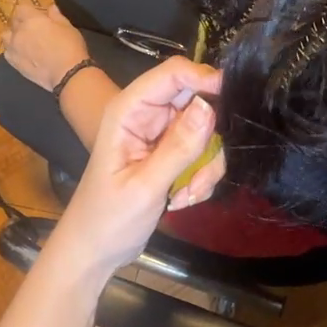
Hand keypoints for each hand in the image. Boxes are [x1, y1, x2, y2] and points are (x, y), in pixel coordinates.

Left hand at [2, 4, 90, 89]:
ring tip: (24, 41)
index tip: (38, 15)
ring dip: (13, 35)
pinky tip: (23, 54)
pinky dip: (13, 50)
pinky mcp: (13, 62)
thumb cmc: (70, 46)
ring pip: (6, 36)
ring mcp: (14, 48)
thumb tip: (50, 8)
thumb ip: (56, 16)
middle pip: (13, 22)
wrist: (67, 74)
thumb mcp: (68, 27)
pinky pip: (7, 52)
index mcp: (32, 20)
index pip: (22, 8)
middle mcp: (19, 32)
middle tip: (34, 28)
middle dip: (21, 22)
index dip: (29, 11)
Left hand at [49, 58, 225, 275]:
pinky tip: (183, 199)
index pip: (174, 73)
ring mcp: (164, 134)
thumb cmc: (107, 219)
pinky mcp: (175, 153)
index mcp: (130, 110)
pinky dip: (203, 176)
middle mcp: (149, 114)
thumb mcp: (144, 186)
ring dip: (206, 165)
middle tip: (204, 171)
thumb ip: (179, 147)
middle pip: (198, 100)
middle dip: (209, 136)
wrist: (95, 252)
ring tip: (187, 195)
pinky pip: (205, 152)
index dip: (206, 78)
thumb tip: (211, 107)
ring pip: (207, 130)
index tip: (232, 104)